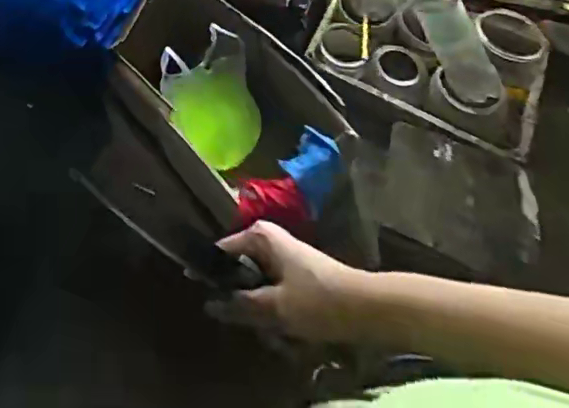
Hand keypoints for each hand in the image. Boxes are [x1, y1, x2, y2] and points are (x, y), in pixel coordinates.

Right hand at [205, 222, 374, 342]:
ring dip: (260, 310)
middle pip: (238, 269)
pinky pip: (271, 289)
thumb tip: (209, 304)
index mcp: (259, 235)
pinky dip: (274, 310)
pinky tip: (285, 331)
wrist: (368, 308)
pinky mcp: (294, 270)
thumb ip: (240, 306)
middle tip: (249, 323)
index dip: (209, 273)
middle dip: (242, 300)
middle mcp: (267, 237)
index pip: (220, 251)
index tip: (200, 294)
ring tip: (272, 332)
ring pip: (255, 283)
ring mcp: (281, 253)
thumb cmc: (318, 300)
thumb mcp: (275, 308)